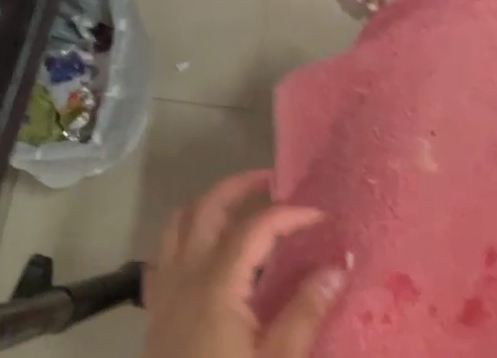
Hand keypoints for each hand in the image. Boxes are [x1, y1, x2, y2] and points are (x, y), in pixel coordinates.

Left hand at [141, 170, 345, 357]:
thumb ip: (306, 311)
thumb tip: (339, 265)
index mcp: (217, 284)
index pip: (256, 226)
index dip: (290, 213)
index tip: (322, 216)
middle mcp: (186, 274)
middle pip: (208, 207)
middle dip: (242, 185)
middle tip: (275, 183)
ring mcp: (166, 290)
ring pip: (179, 222)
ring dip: (210, 204)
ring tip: (242, 205)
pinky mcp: (157, 310)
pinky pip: (164, 252)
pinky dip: (186, 233)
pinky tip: (207, 249)